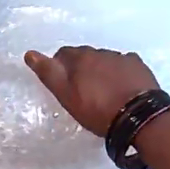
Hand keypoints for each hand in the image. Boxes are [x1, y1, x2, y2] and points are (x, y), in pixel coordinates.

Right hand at [23, 46, 159, 136]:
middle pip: (85, 56)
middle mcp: (100, 52)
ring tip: (104, 91)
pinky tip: (123, 88)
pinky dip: (120, 73)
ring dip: (101, 70)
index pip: (62, 55)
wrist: (138, 116)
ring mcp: (122, 58)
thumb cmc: (97, 110)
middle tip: (83, 90)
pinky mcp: (139, 66)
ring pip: (105, 60)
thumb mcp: (67, 96)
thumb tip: (30, 53)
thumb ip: (49, 74)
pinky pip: (125, 65)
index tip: (63, 84)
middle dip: (81, 68)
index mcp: (80, 58)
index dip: (59, 68)